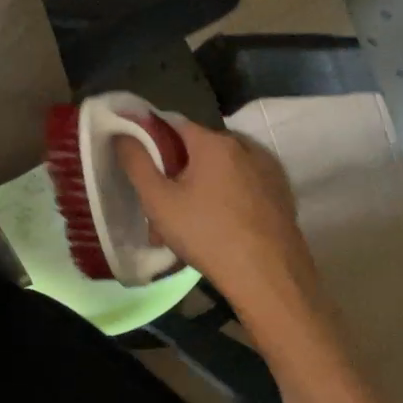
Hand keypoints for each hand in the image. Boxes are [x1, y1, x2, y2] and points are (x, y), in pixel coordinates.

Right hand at [116, 120, 320, 311]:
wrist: (269, 278)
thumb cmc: (206, 233)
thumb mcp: (157, 199)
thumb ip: (136, 161)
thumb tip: (121, 133)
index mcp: (214, 143)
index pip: (172, 124)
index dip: (150, 138)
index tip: (138, 162)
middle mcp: (246, 148)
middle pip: (198, 147)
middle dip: (175, 166)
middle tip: (159, 198)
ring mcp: (269, 171)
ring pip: (221, 167)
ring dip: (200, 182)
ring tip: (184, 216)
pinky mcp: (282, 194)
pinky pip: (242, 183)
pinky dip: (225, 194)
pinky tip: (215, 222)